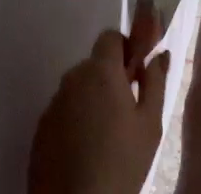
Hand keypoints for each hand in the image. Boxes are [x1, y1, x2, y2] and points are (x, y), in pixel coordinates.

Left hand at [27, 30, 168, 193]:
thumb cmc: (122, 162)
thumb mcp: (150, 124)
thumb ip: (155, 82)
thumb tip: (159, 54)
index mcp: (100, 71)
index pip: (110, 36)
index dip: (125, 49)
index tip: (135, 74)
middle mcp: (72, 78)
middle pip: (93, 64)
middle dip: (109, 78)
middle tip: (126, 110)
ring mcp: (53, 103)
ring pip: (77, 88)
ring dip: (91, 99)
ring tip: (106, 136)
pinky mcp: (40, 128)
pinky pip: (63, 111)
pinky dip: (74, 121)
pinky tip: (85, 150)